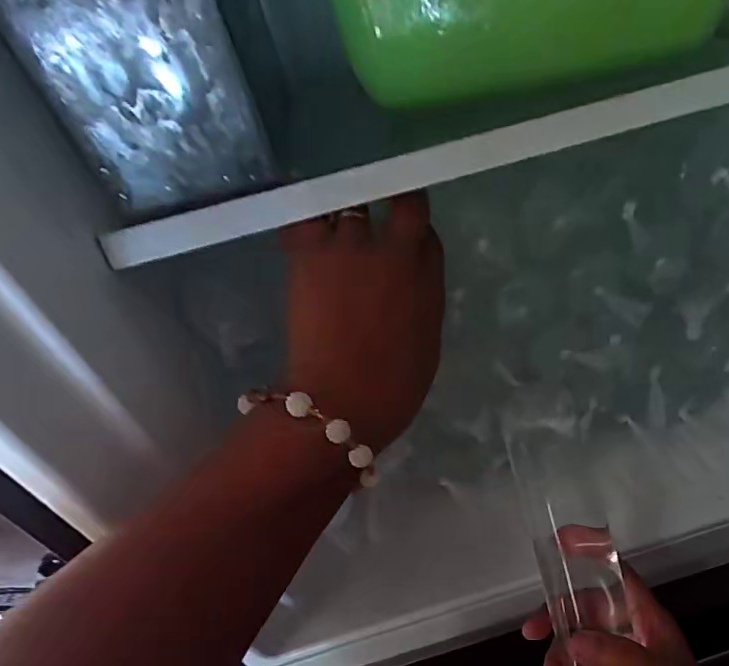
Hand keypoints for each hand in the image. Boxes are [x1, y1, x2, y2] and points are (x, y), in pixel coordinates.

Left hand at [281, 193, 444, 449]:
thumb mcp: (425, 348)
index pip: (426, 237)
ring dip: (342, 211)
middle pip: (401, 202)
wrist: (342, 403)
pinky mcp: (312, 252)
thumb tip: (407, 289)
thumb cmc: (390, 393)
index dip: (413, 234)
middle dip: (390, 199)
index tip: (400, 240)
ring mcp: (353, 247)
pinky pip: (305, 214)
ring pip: (351, 204)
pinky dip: (303, 216)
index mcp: (429, 282)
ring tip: (328, 222)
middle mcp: (397, 254)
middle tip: (372, 206)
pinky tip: (299, 223)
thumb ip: (421, 306)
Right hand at [522, 555, 728, 665]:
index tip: (559, 544)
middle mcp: (630, 638)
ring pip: (573, 656)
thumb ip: (616, 656)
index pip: (618, 576)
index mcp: (647, 623)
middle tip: (533, 640)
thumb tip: (573, 639)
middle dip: (558, 633)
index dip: (593, 554)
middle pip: (582, 616)